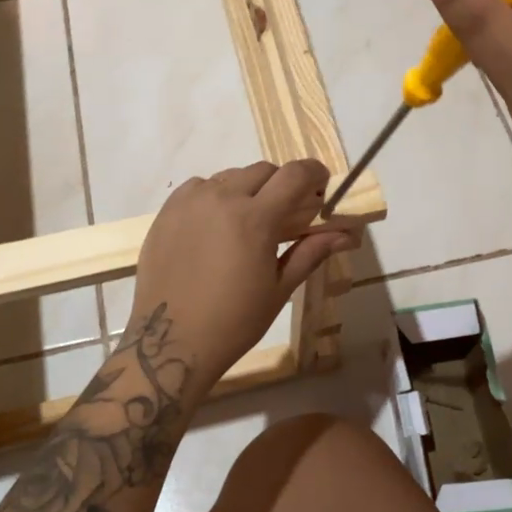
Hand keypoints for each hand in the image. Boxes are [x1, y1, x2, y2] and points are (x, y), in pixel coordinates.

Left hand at [127, 160, 354, 374]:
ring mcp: (190, 202)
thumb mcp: (278, 289)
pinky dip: (215, 195)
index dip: (313, 173)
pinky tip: (215, 224)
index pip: (294, 174)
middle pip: (262, 171)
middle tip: (285, 213)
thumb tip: (344, 235)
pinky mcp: (167, 211)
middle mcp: (221, 199)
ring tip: (247, 221)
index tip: (321, 185)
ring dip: (247, 189)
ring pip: (229, 176)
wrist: (171, 340)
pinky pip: (198, 188)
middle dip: (281, 185)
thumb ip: (310, 252)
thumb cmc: (233, 321)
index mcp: (255, 218)